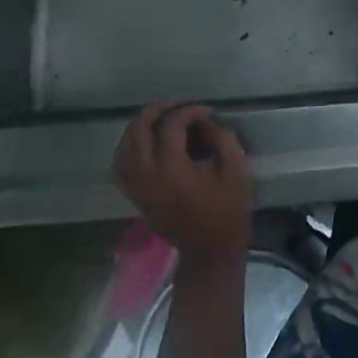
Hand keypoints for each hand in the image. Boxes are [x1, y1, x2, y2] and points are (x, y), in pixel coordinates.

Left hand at [114, 103, 251, 268]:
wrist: (210, 251)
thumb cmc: (227, 211)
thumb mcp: (236, 171)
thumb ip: (222, 138)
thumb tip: (206, 122)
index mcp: (171, 168)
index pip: (171, 125)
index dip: (190, 111)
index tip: (207, 111)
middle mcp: (146, 173)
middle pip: (139, 127)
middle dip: (160, 109)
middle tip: (181, 107)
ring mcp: (136, 185)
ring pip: (125, 143)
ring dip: (142, 125)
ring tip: (163, 119)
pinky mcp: (134, 195)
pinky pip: (120, 164)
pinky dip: (129, 148)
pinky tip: (144, 143)